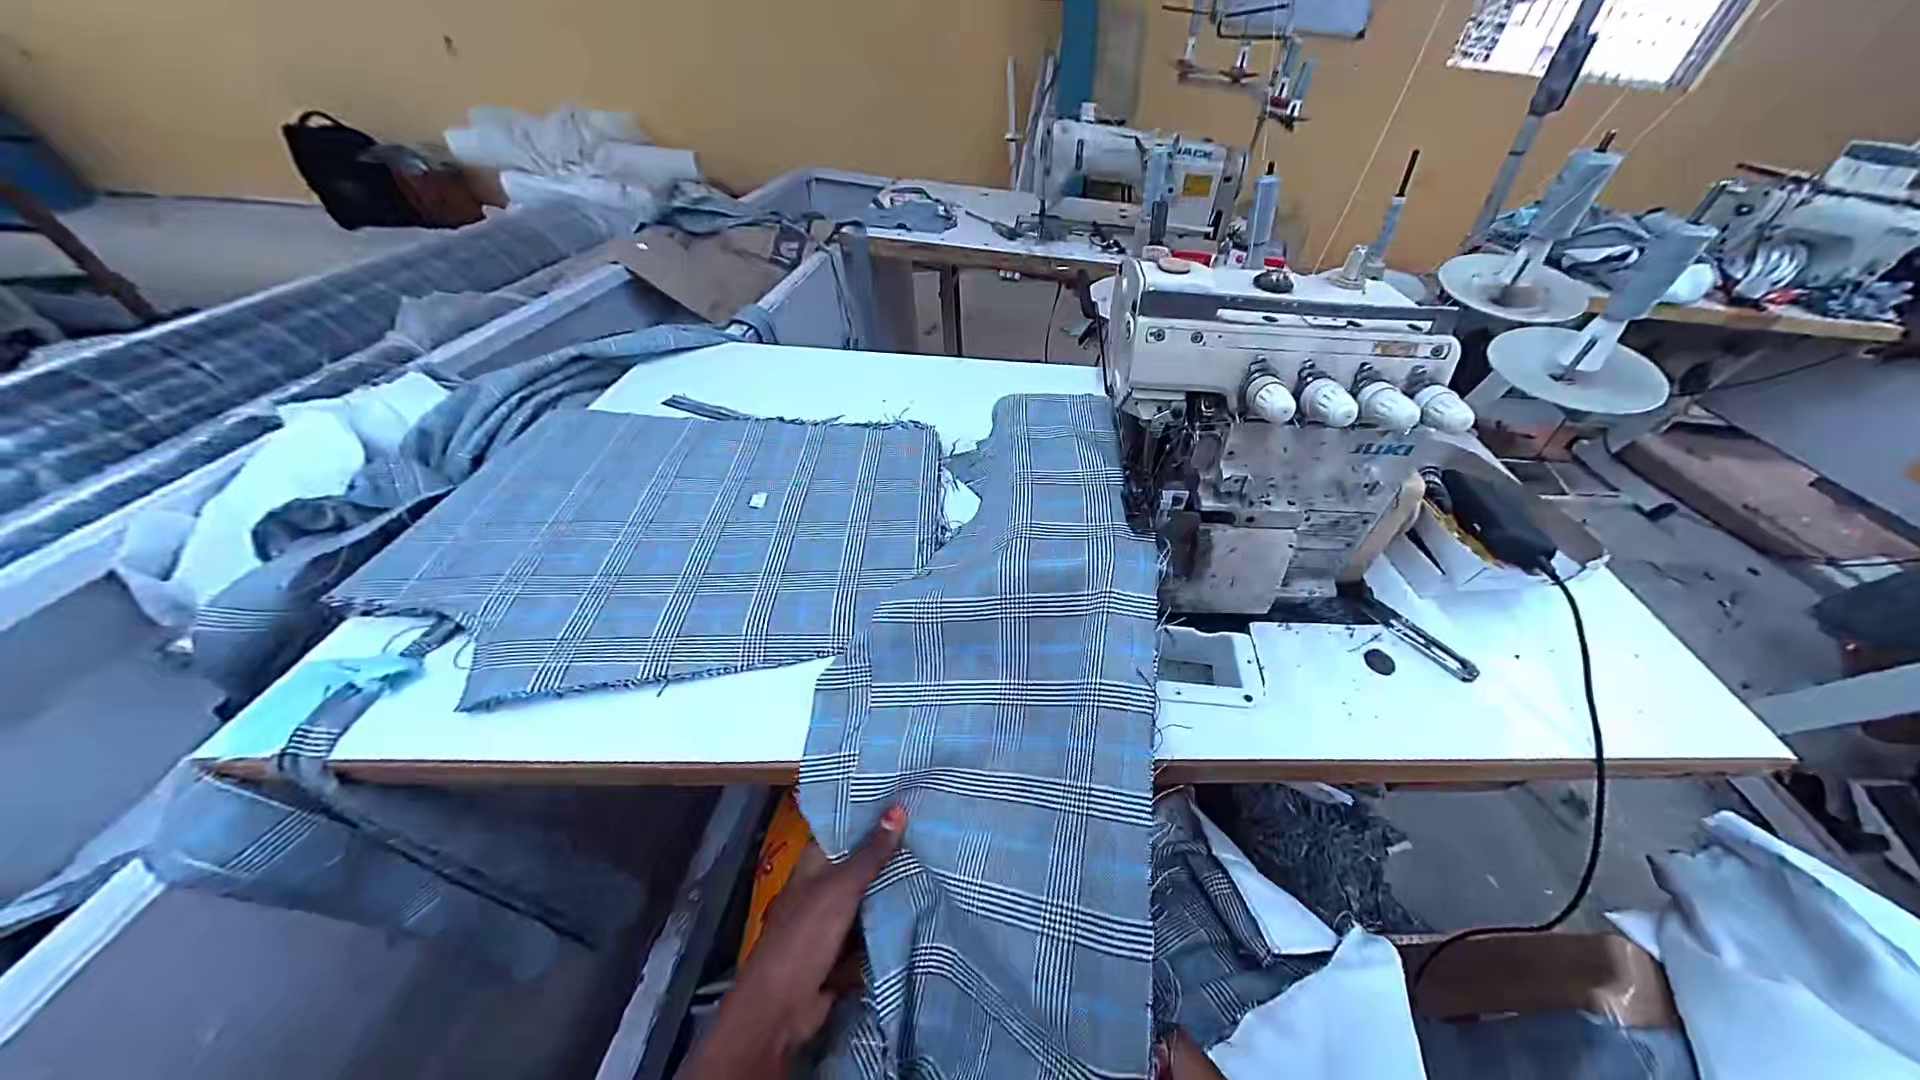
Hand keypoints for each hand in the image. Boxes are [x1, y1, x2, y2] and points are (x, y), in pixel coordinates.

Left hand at [677, 803, 905, 1079]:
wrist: (782, 1008)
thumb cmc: (805, 935)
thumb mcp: (841, 887)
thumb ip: (871, 852)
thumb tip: (898, 807)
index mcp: (815, 861)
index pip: (847, 827)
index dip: (873, 813)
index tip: (908, 797)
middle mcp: (826, 883)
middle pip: (864, 859)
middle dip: (892, 849)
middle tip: (932, 826)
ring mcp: (837, 915)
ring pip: (873, 891)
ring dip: (897, 882)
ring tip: (936, 856)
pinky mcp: (849, 945)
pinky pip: (877, 922)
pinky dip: (895, 915)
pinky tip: (926, 897)